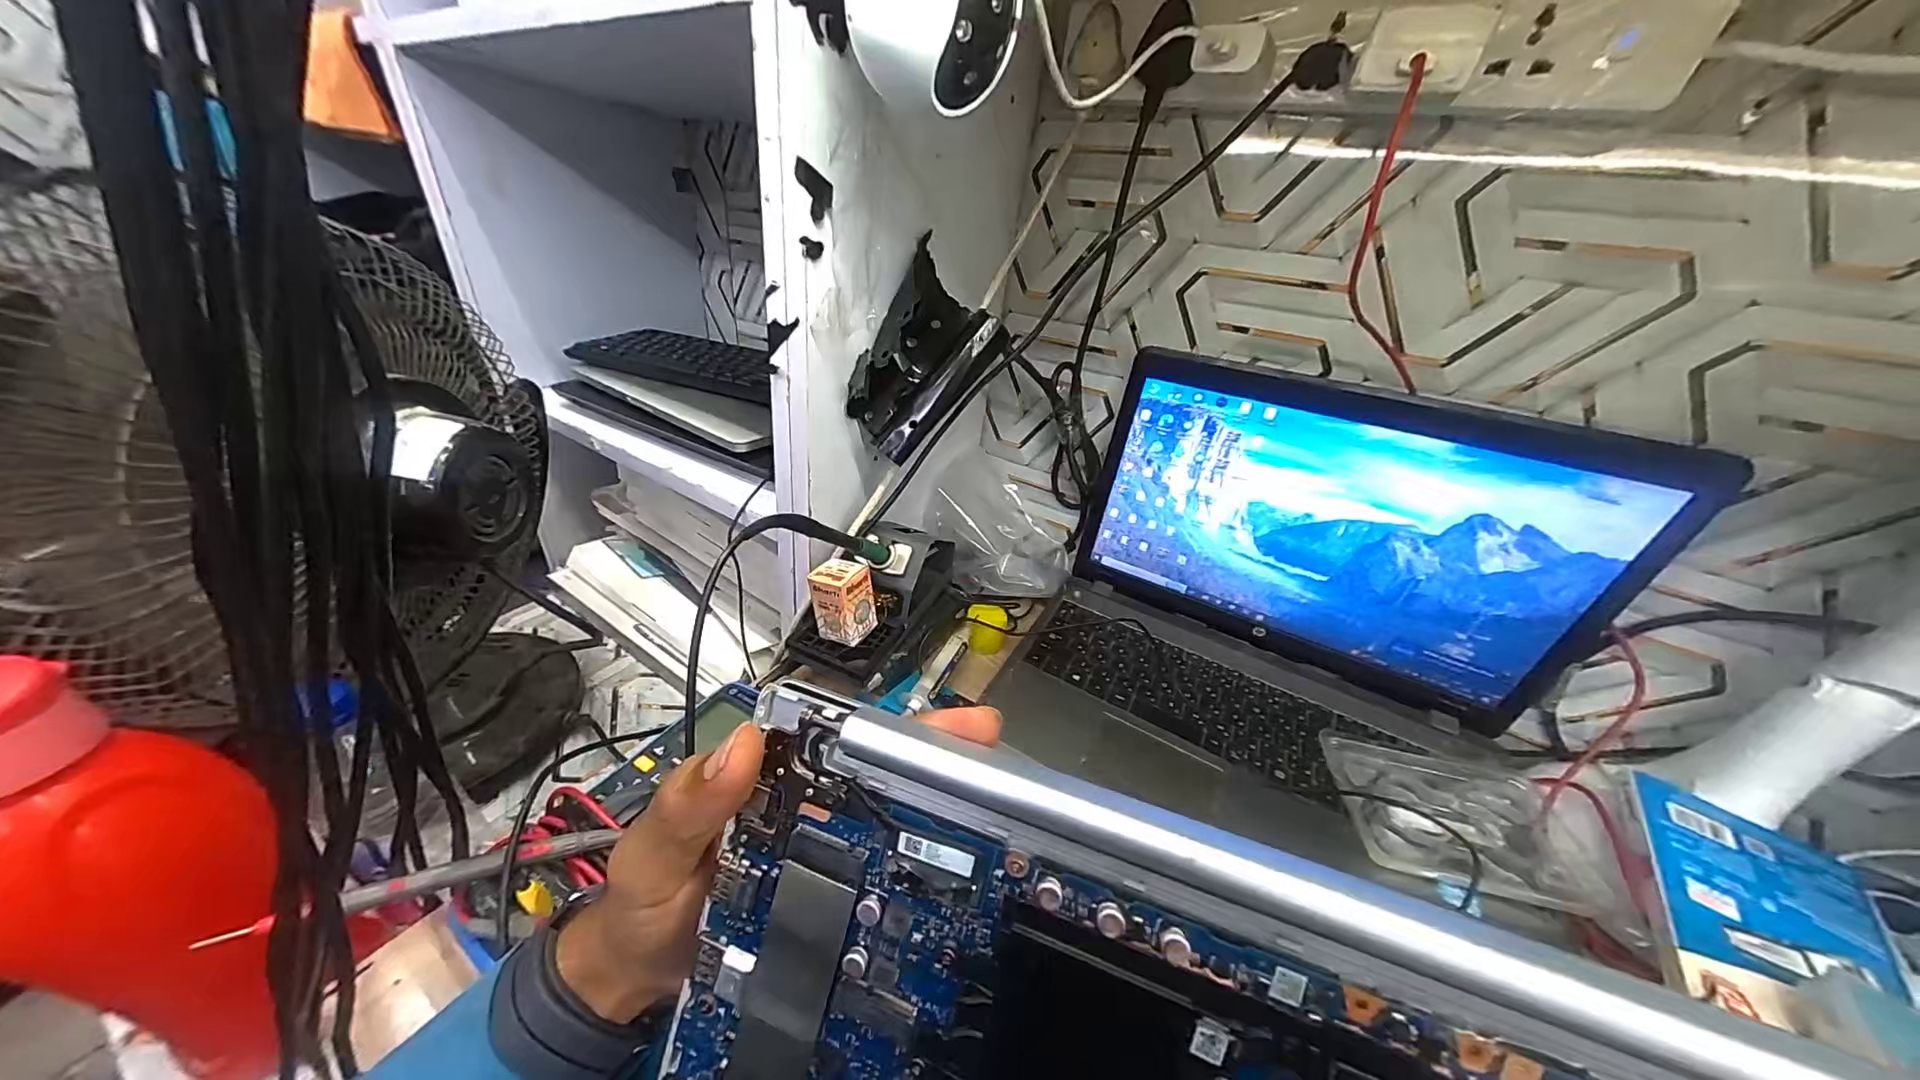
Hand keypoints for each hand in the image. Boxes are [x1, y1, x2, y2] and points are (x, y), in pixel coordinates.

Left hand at [554, 706, 1003, 1020]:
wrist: (641, 974)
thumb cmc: (644, 899)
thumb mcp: (653, 848)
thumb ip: (685, 802)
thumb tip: (743, 743)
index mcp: (770, 777)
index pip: (838, 737)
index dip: (893, 727)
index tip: (947, 726)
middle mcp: (807, 806)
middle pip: (881, 773)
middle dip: (940, 760)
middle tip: (992, 754)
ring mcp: (822, 854)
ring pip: (888, 823)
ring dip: (939, 815)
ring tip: (991, 813)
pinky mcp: (828, 902)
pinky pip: (876, 881)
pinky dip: (914, 876)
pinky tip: (951, 879)